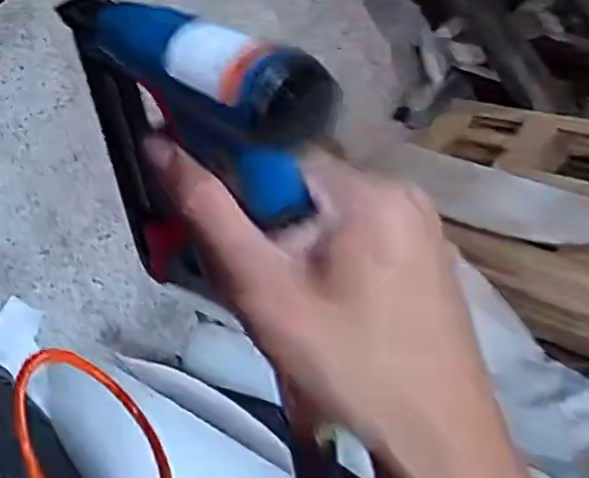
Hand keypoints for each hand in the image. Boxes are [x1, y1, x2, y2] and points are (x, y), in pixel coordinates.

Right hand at [145, 140, 524, 477]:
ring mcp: (411, 223)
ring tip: (263, 280)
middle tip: (231, 260)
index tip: (191, 200)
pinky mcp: (412, 252)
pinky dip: (301, 244)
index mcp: (366, 188)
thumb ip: (203, 205)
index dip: (220, 171)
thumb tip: (153, 141)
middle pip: (283, 175)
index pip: (264, 148)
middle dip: (245, 211)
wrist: (434, 454)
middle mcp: (395, 191)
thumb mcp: (258, 282)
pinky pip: (334, 223)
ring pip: (304, 201)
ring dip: (270, 231)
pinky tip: (297, 287)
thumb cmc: (343, 362)